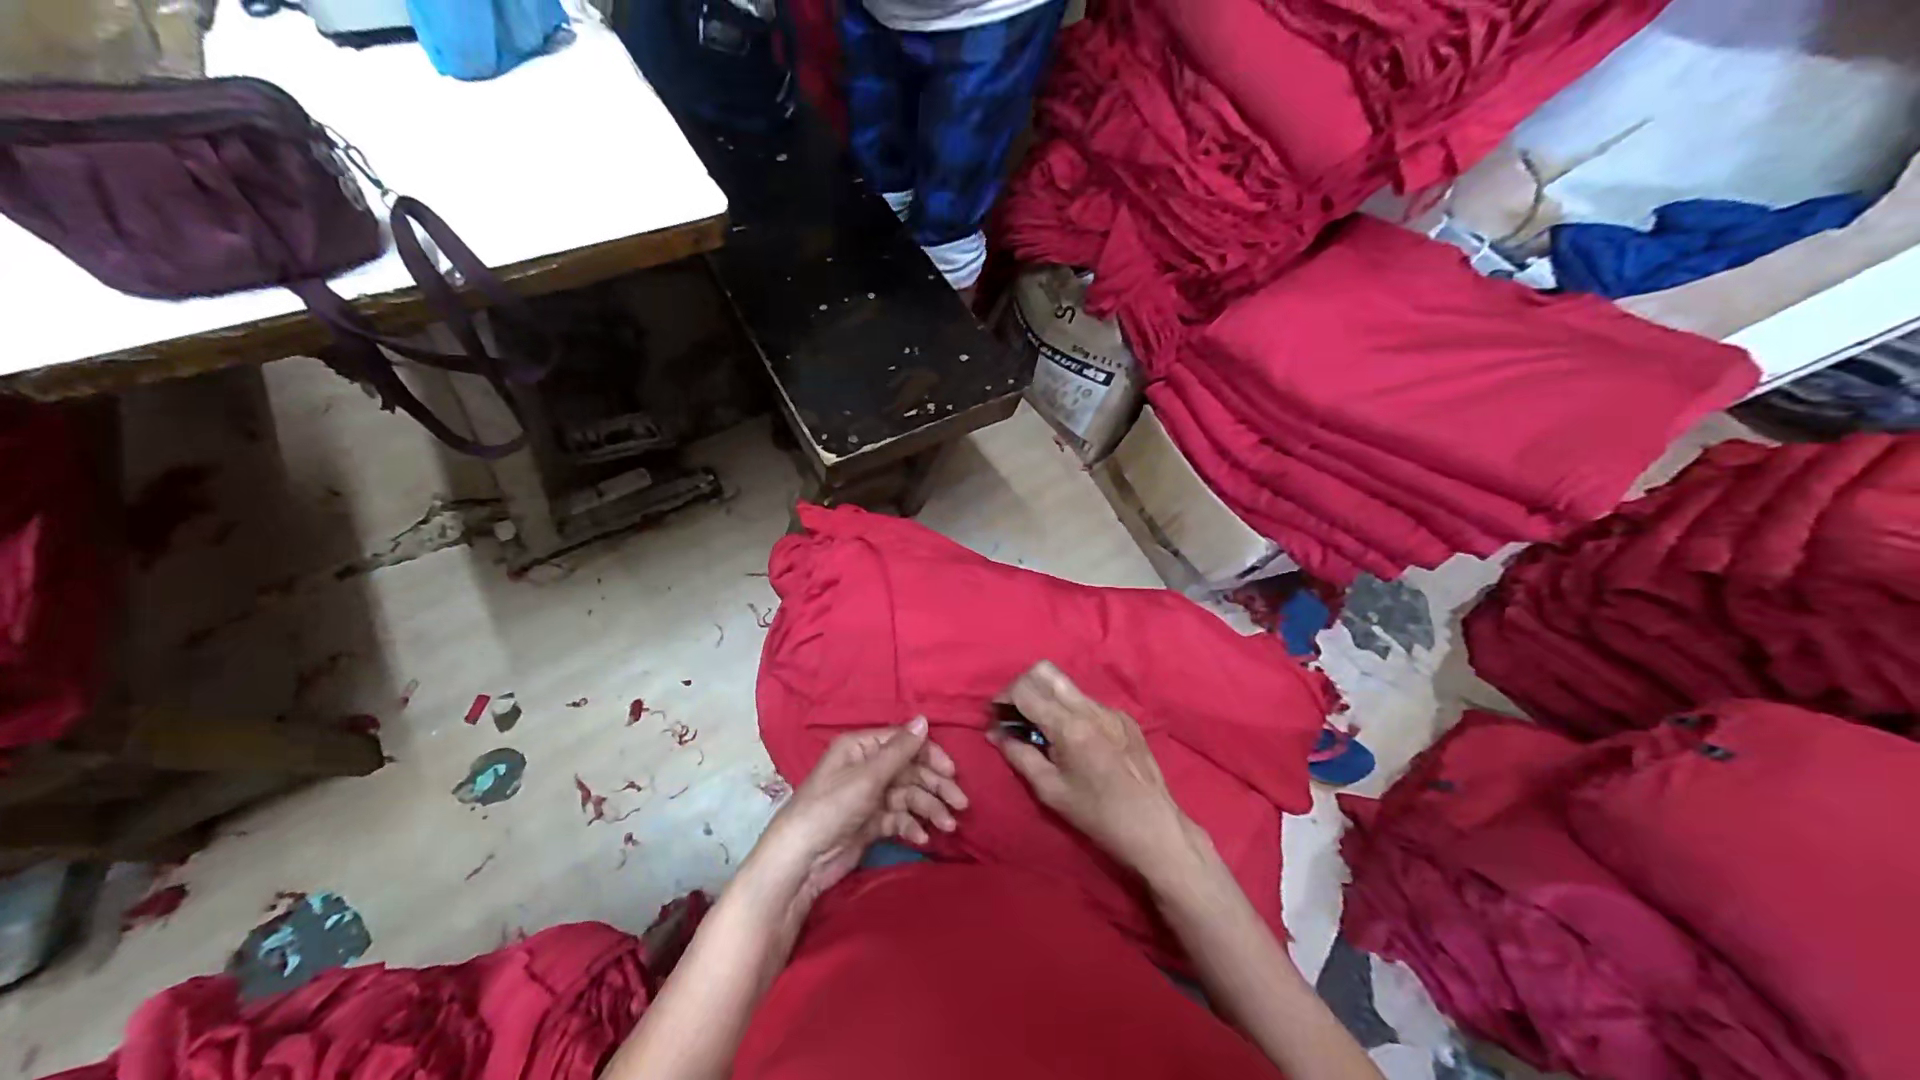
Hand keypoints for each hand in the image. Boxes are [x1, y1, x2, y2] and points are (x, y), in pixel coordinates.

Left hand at [745, 718, 968, 910]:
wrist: (801, 860)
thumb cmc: (830, 808)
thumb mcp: (867, 777)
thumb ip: (900, 750)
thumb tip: (924, 719)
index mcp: (861, 747)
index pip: (904, 742)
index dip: (930, 755)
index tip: (951, 772)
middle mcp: (866, 767)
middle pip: (910, 770)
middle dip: (935, 787)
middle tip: (960, 804)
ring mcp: (869, 797)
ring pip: (908, 796)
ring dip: (929, 809)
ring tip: (947, 827)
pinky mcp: (870, 823)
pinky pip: (899, 818)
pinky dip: (912, 826)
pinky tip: (921, 838)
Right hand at [988, 661, 1206, 884]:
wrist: (1154, 828)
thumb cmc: (1097, 815)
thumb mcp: (1050, 790)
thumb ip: (1019, 756)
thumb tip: (996, 733)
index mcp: (1070, 726)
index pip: (1025, 689)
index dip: (1004, 698)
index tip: (996, 718)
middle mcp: (1091, 709)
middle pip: (1045, 672)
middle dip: (1023, 688)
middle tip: (1015, 715)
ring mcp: (1111, 711)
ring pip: (1067, 686)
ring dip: (1046, 699)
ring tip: (1041, 731)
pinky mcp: (1125, 719)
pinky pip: (1088, 703)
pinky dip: (1070, 712)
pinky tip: (1073, 742)